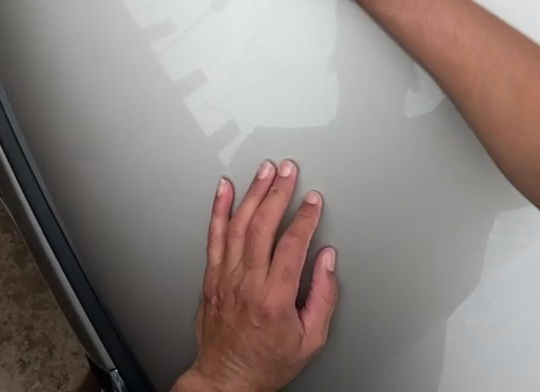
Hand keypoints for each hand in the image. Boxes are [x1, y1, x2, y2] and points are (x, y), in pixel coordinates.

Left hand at [175, 160, 337, 391]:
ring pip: (238, 224)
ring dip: (253, 192)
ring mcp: (225, 277)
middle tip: (289, 170)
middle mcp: (247, 284)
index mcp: (274, 300)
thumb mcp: (311, 340)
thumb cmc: (267, 362)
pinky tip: (225, 188)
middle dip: (278, 192)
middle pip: (263, 226)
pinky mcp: (211, 276)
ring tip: (265, 170)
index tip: (313, 200)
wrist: (227, 380)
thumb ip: (324, 296)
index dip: (305, 218)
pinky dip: (219, 208)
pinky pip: (214, 235)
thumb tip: (328, 259)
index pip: (291, 246)